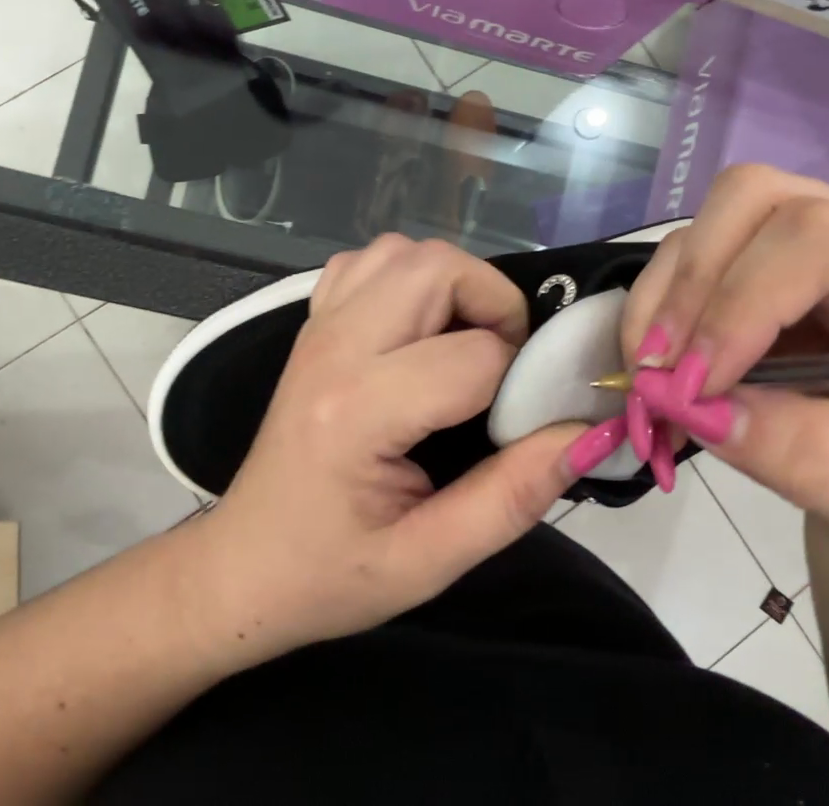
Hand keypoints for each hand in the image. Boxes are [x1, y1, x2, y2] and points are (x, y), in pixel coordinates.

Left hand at [183, 235, 617, 660]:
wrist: (242, 567)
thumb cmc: (329, 576)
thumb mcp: (429, 561)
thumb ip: (512, 497)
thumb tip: (586, 435)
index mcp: (358, 411)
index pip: (474, 356)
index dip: (523, 383)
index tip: (527, 423)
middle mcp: (334, 350)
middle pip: (435, 268)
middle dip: (494, 304)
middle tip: (506, 367)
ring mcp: (317, 329)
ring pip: (402, 252)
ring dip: (452, 285)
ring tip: (465, 347)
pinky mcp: (311, 327)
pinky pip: (365, 265)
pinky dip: (406, 280)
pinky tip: (417, 332)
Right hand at [619, 164, 828, 564]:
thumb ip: (808, 458)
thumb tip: (693, 404)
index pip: (824, 239)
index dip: (743, 301)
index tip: (695, 386)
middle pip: (757, 198)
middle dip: (693, 284)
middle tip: (660, 372)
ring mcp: (798, 260)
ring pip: (709, 222)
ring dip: (661, 300)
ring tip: (653, 382)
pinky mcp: (750, 279)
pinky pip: (681, 262)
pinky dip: (650, 313)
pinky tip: (656, 372)